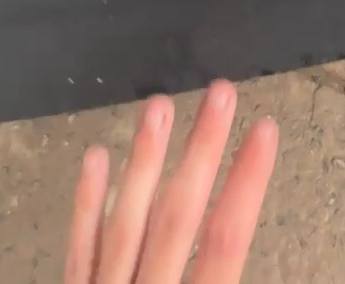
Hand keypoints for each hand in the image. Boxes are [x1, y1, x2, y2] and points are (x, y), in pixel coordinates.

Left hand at [63, 80, 278, 283]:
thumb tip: (236, 232)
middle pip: (176, 219)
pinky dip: (86, 205)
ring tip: (159, 105)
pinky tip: (97, 157)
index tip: (266, 128)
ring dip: (144, 161)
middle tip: (221, 92)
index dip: (247, 185)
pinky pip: (79, 251)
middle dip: (201, 151)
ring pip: (125, 225)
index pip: (225, 243)